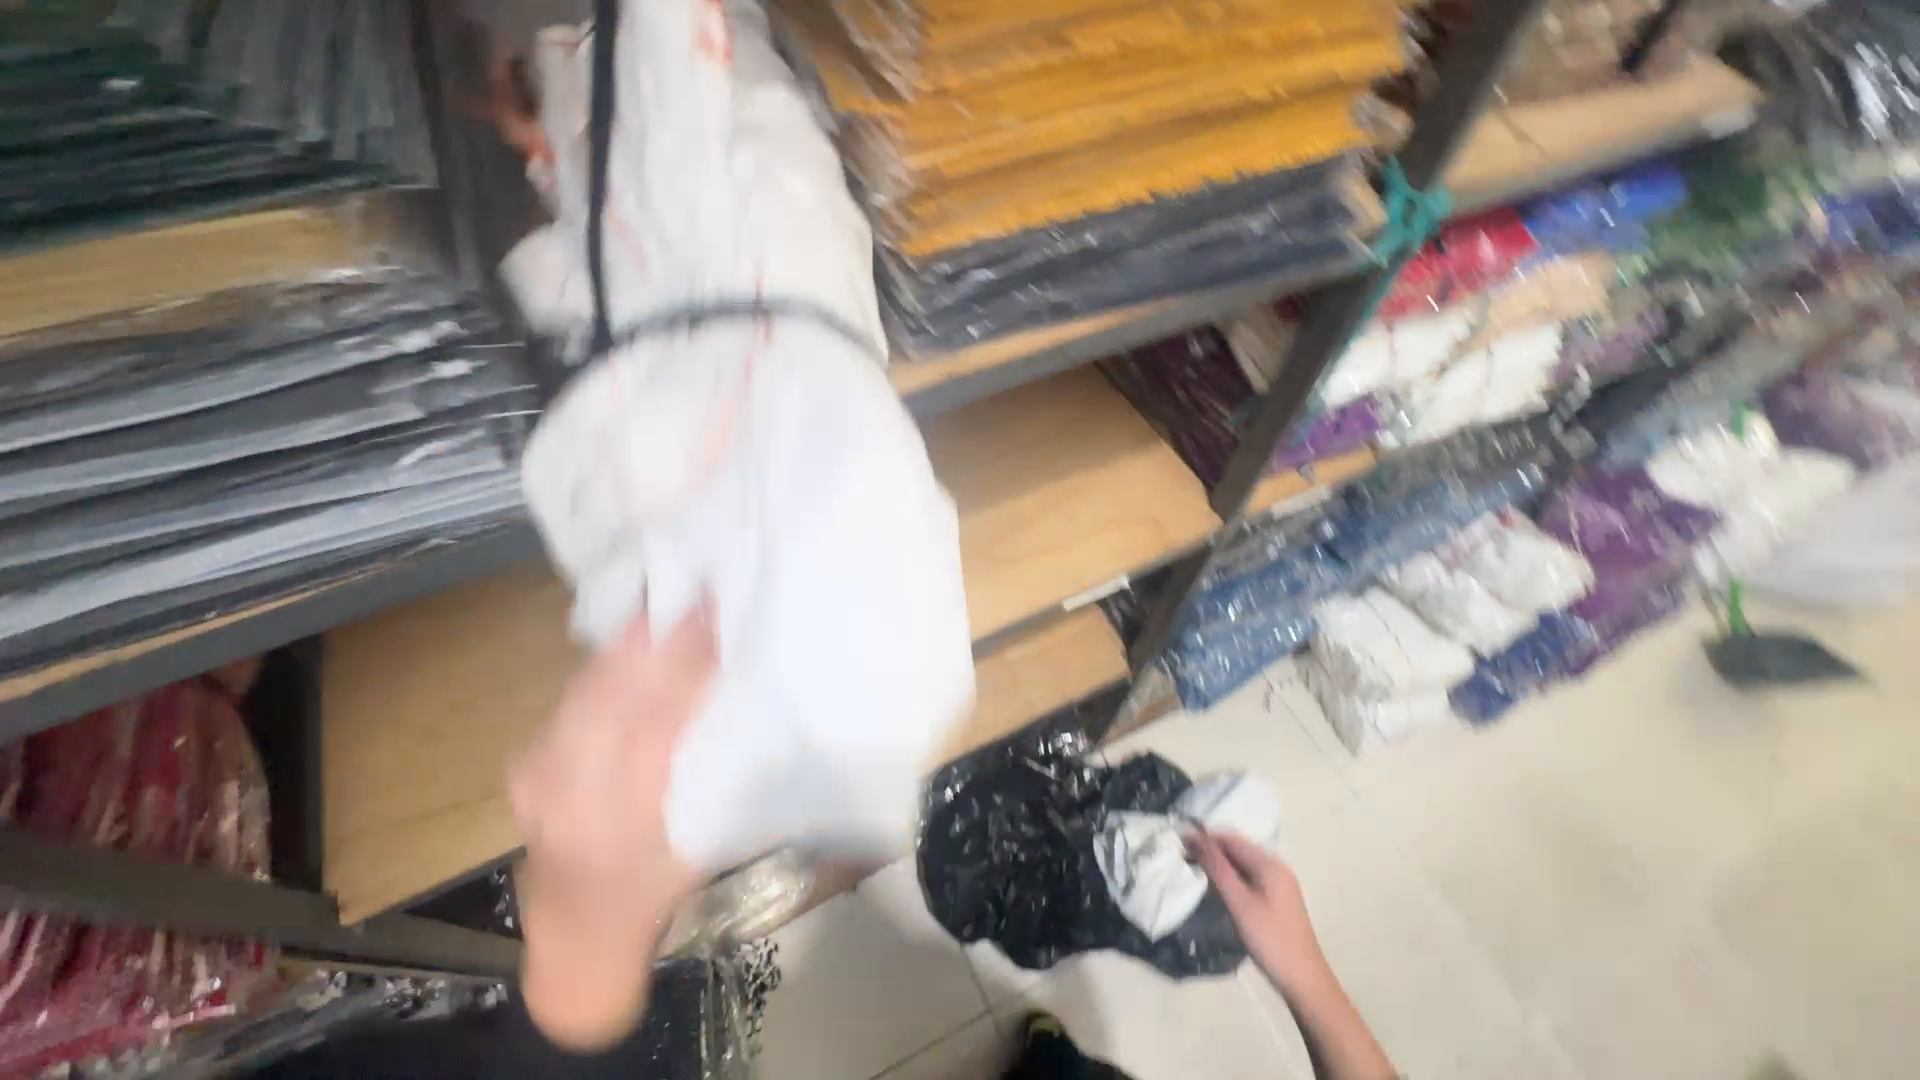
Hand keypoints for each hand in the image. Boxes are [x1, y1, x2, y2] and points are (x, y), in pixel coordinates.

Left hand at [509, 601, 717, 1050]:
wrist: (579, 926)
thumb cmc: (657, 883)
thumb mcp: (703, 838)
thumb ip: (721, 774)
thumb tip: (755, 699)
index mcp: (621, 822)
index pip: (654, 728)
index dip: (685, 671)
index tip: (715, 622)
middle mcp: (570, 796)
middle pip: (611, 698)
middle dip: (655, 642)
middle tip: (694, 594)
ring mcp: (538, 775)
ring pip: (586, 691)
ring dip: (629, 644)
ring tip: (668, 604)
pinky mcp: (525, 758)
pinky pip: (570, 697)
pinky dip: (605, 662)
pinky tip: (632, 637)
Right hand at [1190, 831, 1329, 995]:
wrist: (1303, 980)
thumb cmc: (1269, 939)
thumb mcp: (1239, 902)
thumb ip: (1216, 868)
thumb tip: (1193, 836)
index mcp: (1269, 863)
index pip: (1230, 838)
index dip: (1204, 837)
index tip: (1179, 845)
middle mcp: (1276, 867)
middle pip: (1237, 849)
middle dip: (1210, 851)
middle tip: (1184, 861)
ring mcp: (1278, 884)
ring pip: (1242, 864)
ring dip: (1219, 865)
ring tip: (1195, 874)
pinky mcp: (1277, 899)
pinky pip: (1249, 878)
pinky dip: (1231, 879)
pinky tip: (1218, 891)